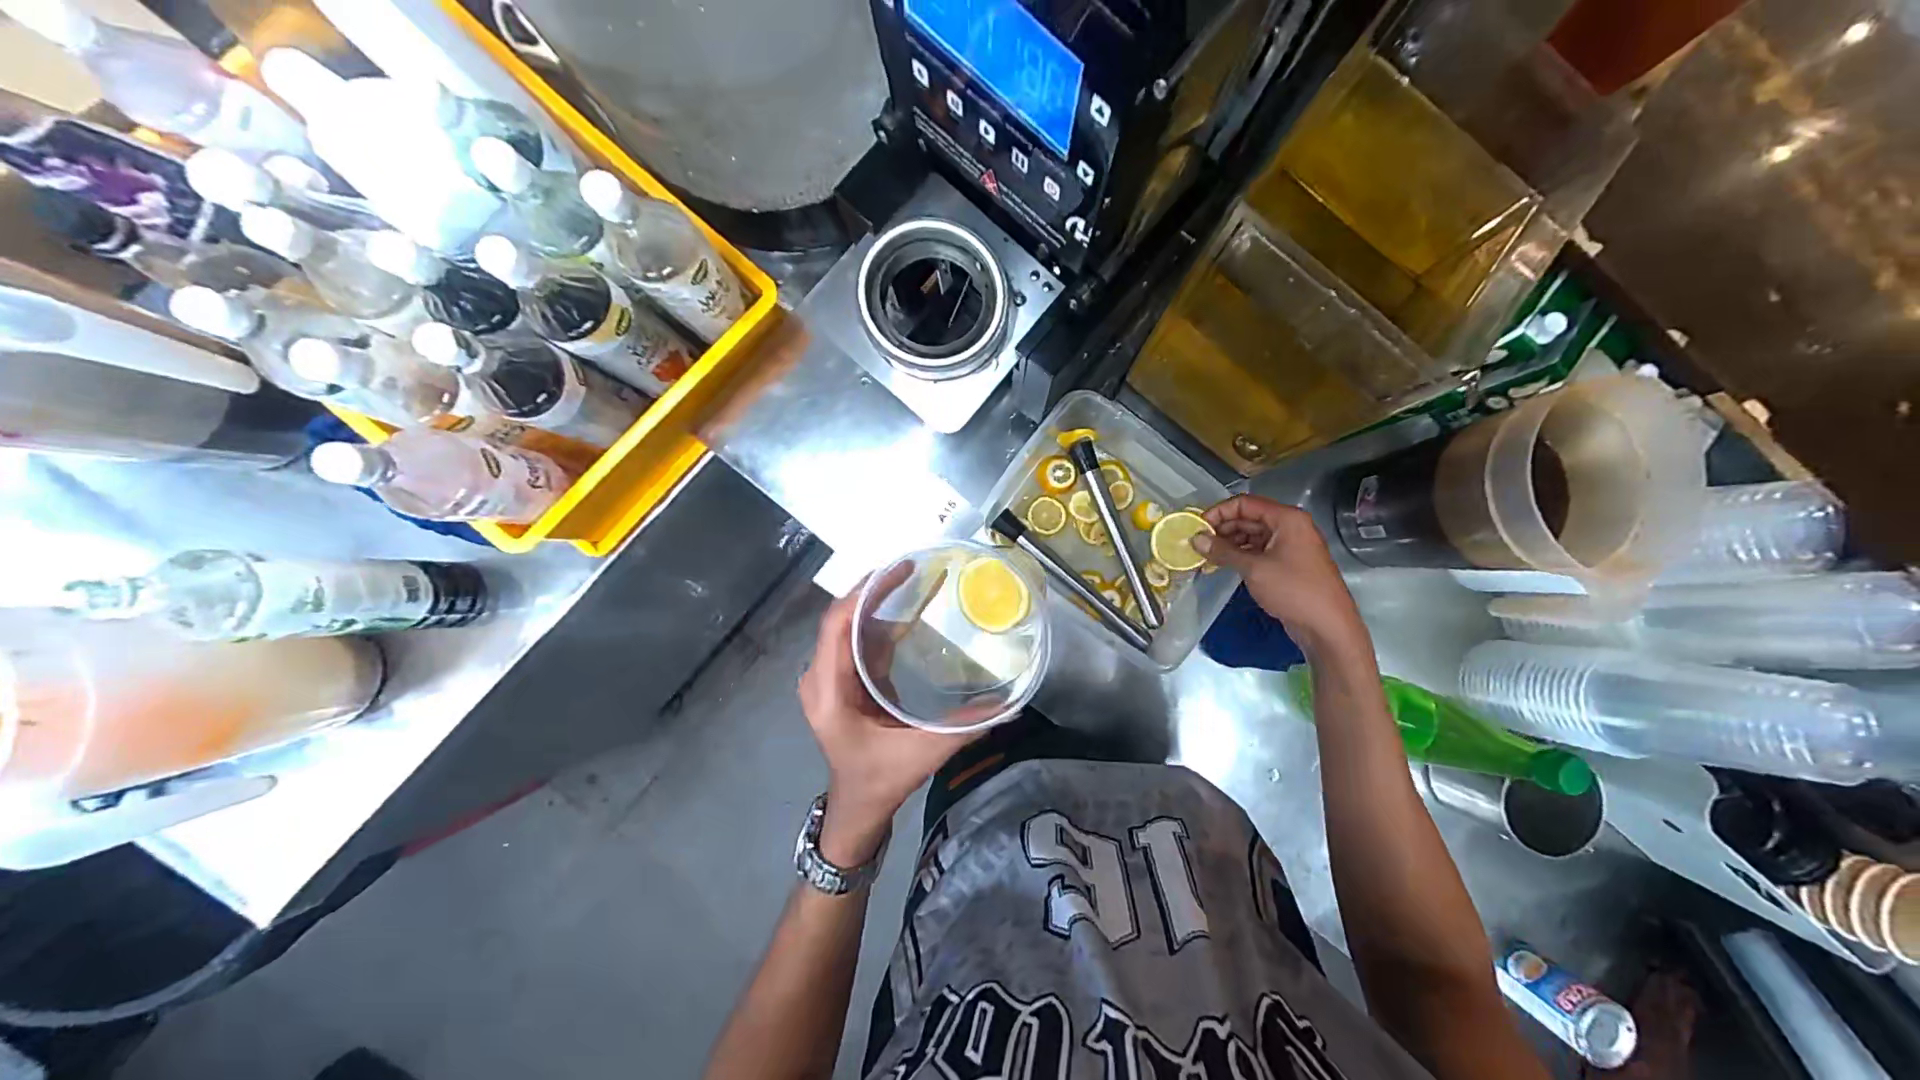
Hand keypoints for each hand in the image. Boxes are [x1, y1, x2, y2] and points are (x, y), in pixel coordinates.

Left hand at [799, 564, 982, 866]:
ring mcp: (829, 677)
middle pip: (841, 619)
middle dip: (873, 590)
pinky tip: (905, 609)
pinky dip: (878, 622)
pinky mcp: (842, 679)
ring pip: (847, 626)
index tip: (894, 573)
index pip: (835, 627)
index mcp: (828, 691)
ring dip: (876, 602)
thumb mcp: (921, 755)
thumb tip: (1005, 704)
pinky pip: (855, 640)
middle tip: (911, 567)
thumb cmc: (879, 781)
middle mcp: (821, 677)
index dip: (861, 595)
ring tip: (911, 579)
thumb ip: (960, 730)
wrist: (857, 806)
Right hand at [1193, 495, 1369, 660]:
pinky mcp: (1287, 563)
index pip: (1245, 504)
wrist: (1327, 625)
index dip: (1219, 512)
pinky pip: (1259, 550)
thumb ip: (1223, 551)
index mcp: (1287, 519)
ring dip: (1229, 543)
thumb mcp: (1254, 568)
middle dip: (1222, 529)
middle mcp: (1289, 527)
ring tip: (1206, 556)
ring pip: (1252, 535)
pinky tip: (1223, 564)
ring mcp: (1290, 545)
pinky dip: (1240, 555)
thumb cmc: (1293, 590)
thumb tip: (1196, 539)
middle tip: (1198, 544)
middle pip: (1249, 518)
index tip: (1197, 527)